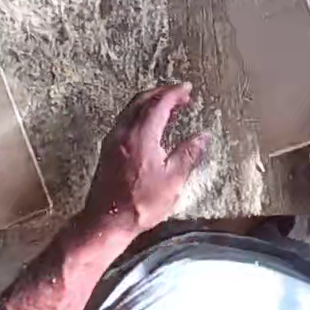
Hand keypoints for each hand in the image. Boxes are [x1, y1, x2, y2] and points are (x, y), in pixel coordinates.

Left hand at [80, 82, 209, 238]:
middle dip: (161, 93)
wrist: (107, 220)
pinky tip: (148, 125)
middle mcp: (123, 133)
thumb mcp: (173, 180)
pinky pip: (124, 121)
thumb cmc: (140, 204)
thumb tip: (202, 137)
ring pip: (130, 110)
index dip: (174, 93)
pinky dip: (139, 114)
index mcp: (141, 136)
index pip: (158, 104)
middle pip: (141, 101)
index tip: (186, 89)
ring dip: (149, 102)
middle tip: (178, 94)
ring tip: (167, 106)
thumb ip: (188, 154)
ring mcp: (112, 140)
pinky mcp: (107, 150)